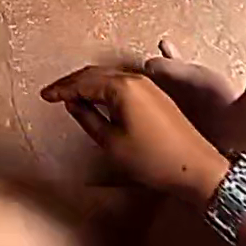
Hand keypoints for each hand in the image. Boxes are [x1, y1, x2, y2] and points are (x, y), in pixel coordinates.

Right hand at [41, 66, 229, 208]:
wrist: (200, 171)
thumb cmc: (154, 160)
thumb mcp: (113, 143)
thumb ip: (87, 118)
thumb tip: (73, 103)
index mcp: (121, 87)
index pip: (82, 82)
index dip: (61, 89)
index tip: (45, 95)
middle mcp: (134, 79)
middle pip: (94, 74)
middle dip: (72, 83)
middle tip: (54, 93)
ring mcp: (147, 86)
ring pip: (108, 78)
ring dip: (87, 84)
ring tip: (71, 96)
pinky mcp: (156, 95)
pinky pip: (121, 84)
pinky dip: (104, 89)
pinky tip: (97, 100)